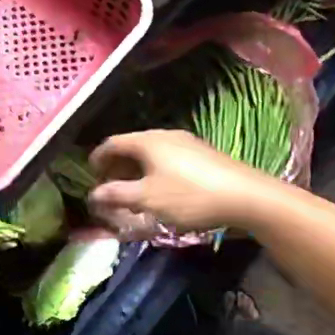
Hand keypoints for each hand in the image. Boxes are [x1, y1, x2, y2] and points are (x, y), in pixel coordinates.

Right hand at [86, 130, 278, 238]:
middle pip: (132, 147)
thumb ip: (117, 195)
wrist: (244, 195)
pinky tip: (160, 190)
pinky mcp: (202, 156)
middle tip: (108, 187)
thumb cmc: (189, 195)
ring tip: (132, 192)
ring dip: (136, 171)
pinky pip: (168, 160)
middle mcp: (165, 135)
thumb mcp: (147, 199)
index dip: (97, 158)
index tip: (90, 174)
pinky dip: (154, 172)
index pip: (112, 143)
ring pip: (151, 154)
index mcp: (148, 141)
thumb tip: (93, 194)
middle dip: (117, 167)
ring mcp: (186, 143)